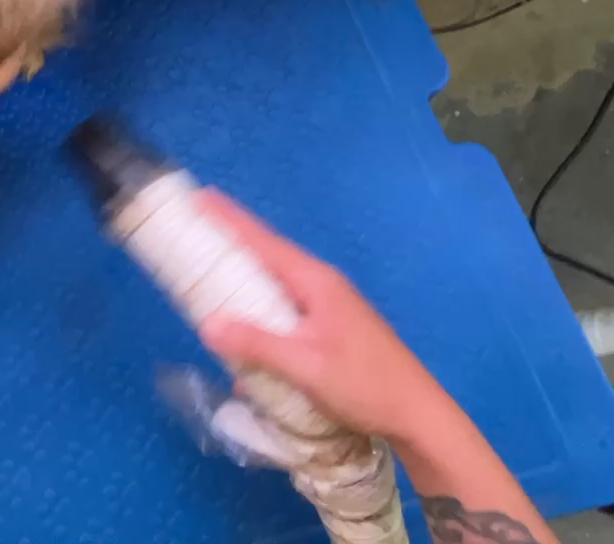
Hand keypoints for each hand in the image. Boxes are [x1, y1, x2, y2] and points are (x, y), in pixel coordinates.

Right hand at [194, 190, 455, 444]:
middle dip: (230, 240)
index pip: (262, 240)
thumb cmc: (366, 385)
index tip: (198, 196)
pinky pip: (283, 302)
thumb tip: (206, 324)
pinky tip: (244, 322)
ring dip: (243, 273)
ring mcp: (327, 303)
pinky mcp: (329, 324)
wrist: (421, 418)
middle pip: (266, 253)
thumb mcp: (308, 367)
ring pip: (274, 279)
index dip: (229, 217)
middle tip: (193, 231)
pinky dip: (259, 301)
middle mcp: (319, 283)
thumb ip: (258, 344)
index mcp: (314, 280)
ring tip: (209, 270)